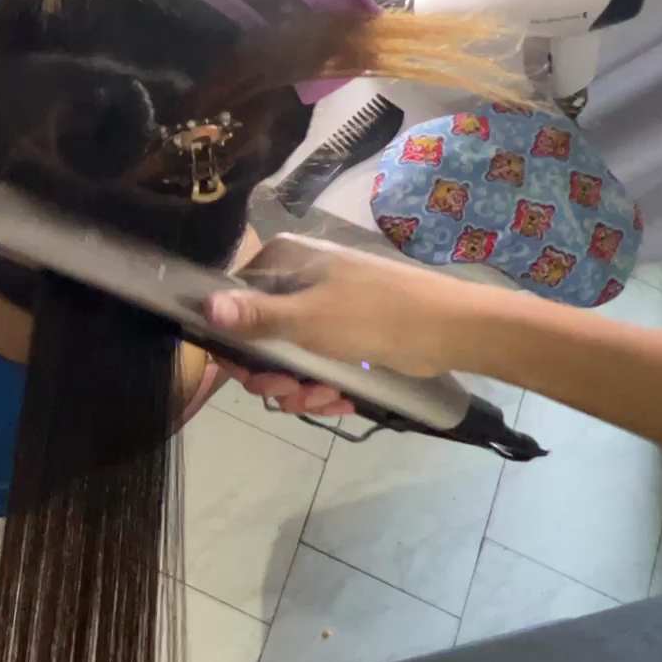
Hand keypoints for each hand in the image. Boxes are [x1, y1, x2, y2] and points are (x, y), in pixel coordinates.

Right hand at [208, 235, 503, 389]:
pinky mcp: (340, 331)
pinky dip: (319, 385)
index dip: (233, 345)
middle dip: (271, 374)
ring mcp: (318, 306)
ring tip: (323, 399)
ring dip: (297, 386)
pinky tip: (338, 399)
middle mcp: (294, 279)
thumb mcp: (310, 319)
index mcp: (283, 262)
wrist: (459, 331)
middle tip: (288, 392)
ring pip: (283, 356)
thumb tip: (203, 307)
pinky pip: (311, 363)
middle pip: (255, 336)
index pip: (232, 304)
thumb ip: (255, 316)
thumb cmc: (380, 316)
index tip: (249, 375)